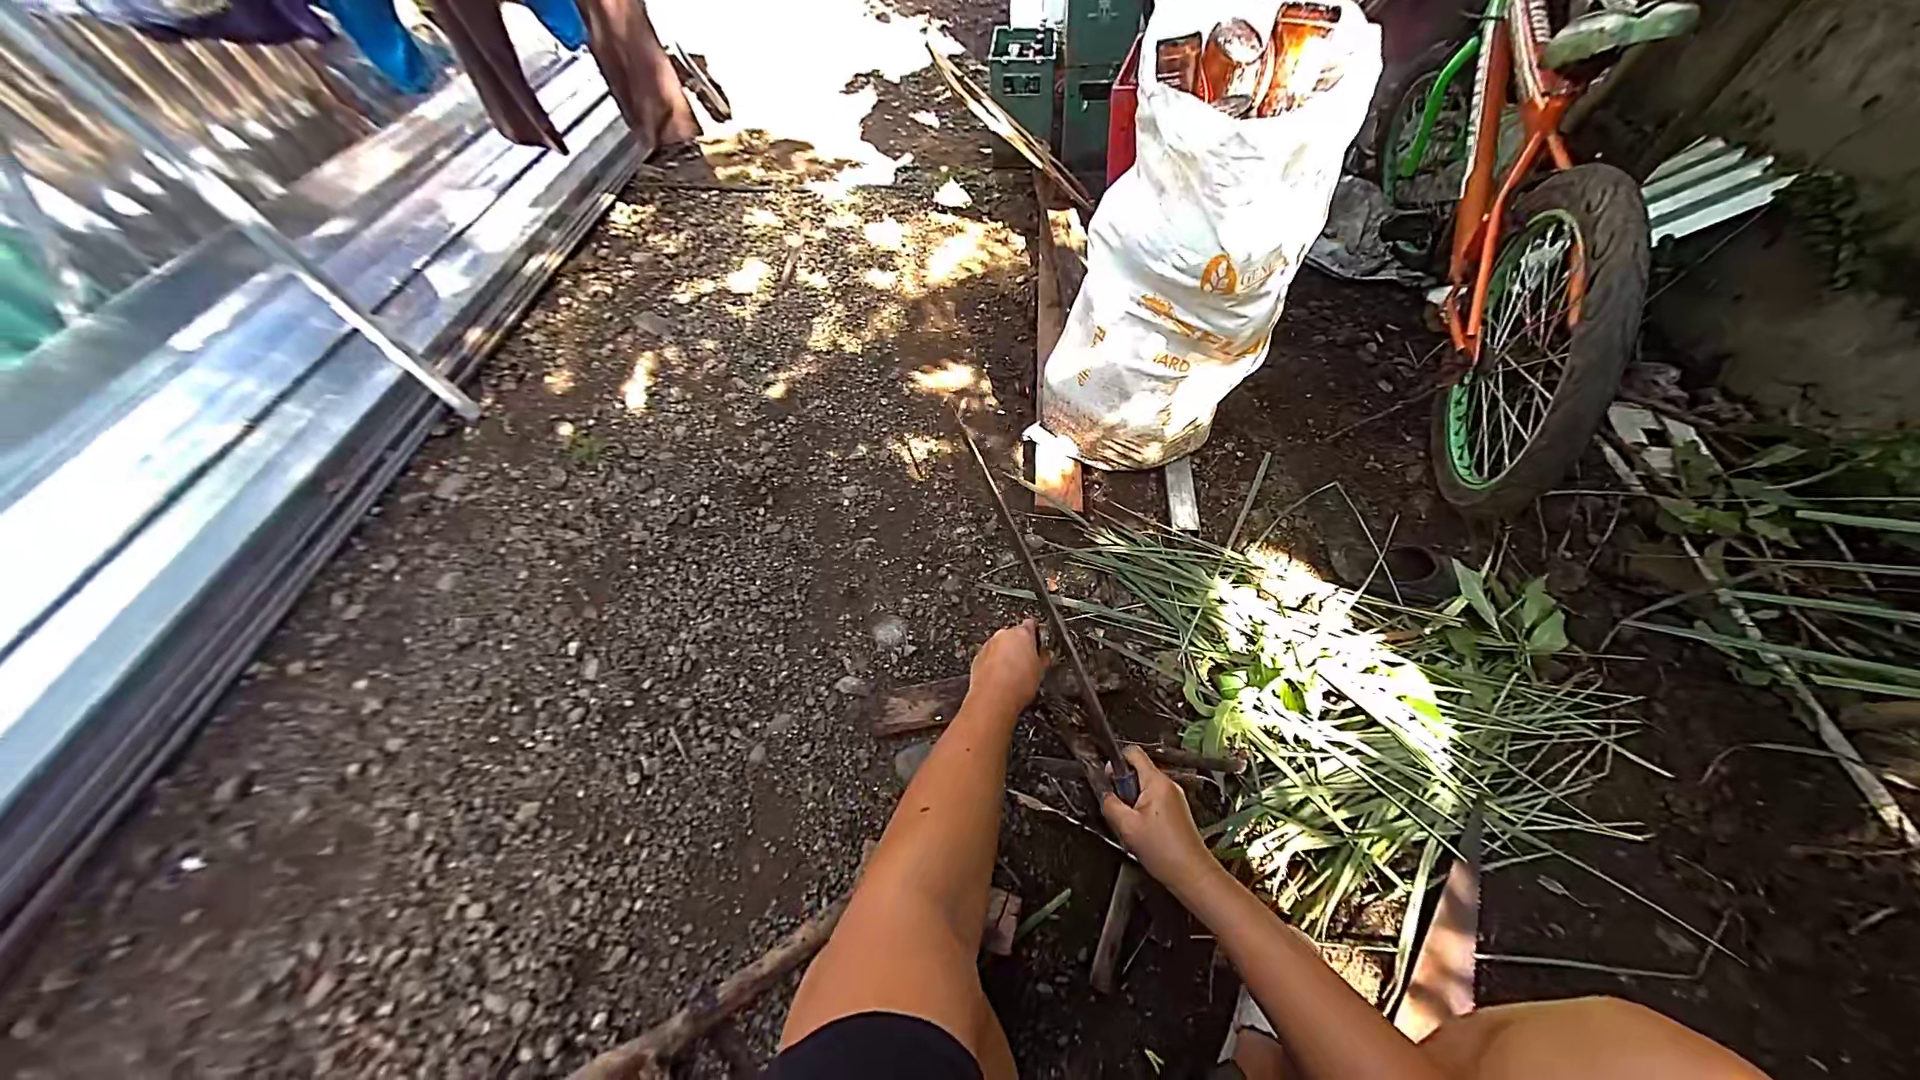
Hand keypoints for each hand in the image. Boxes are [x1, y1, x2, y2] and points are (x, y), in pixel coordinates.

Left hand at [968, 619, 1048, 711]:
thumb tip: (1045, 655)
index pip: (1031, 625)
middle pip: (1014, 635)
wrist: (993, 698)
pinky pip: (989, 656)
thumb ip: (1043, 657)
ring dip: (1006, 655)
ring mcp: (989, 645)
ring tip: (1013, 673)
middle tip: (1027, 662)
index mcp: (1022, 633)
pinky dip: (994, 664)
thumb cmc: (1017, 684)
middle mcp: (1003, 635)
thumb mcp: (1040, 671)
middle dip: (1019, 646)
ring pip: (1000, 646)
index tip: (1037, 643)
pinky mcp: (978, 657)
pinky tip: (1001, 678)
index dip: (1035, 634)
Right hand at [1101, 746, 1217, 891]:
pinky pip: (1151, 804)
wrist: (1192, 876)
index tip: (1108, 778)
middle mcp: (1168, 786)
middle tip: (1121, 811)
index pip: (1132, 753)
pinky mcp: (1175, 812)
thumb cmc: (1166, 852)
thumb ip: (1110, 804)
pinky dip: (1141, 815)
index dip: (1116, 762)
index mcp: (1157, 782)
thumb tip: (1104, 794)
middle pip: (1136, 773)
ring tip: (1132, 827)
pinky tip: (1142, 834)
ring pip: (1142, 791)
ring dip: (1131, 805)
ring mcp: (1173, 799)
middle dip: (1123, 790)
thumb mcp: (1127, 826)